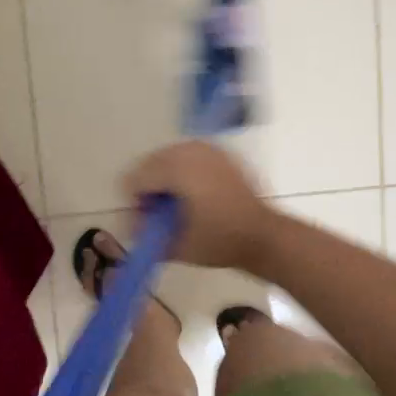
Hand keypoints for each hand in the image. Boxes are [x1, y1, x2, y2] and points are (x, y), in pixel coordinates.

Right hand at [123, 140, 278, 270]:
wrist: (265, 237)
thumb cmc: (220, 242)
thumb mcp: (177, 246)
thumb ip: (146, 235)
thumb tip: (130, 227)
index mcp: (179, 171)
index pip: (138, 177)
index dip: (135, 200)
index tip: (142, 220)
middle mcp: (193, 152)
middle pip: (152, 162)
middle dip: (148, 185)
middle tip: (154, 212)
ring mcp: (211, 150)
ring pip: (171, 155)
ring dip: (164, 177)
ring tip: (173, 203)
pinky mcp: (224, 155)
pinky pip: (191, 155)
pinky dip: (183, 171)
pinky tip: (191, 194)